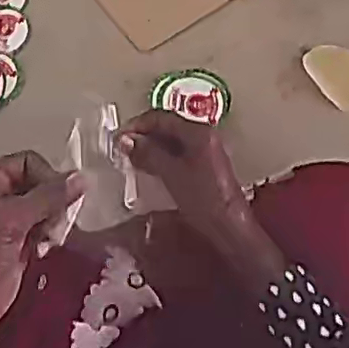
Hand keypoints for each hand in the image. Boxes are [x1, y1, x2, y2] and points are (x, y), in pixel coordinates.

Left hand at [0, 152, 83, 347]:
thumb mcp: (12, 221)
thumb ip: (48, 196)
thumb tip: (80, 177)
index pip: (28, 161)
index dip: (46, 176)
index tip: (58, 197)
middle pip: (38, 184)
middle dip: (51, 203)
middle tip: (53, 221)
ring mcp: (6, 222)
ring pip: (44, 208)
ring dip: (51, 222)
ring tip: (46, 239)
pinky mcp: (16, 245)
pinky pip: (42, 230)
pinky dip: (47, 238)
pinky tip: (43, 250)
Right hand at [117, 111, 283, 283]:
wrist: (229, 230)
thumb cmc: (202, 199)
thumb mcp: (172, 174)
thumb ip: (148, 153)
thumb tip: (124, 139)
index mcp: (198, 131)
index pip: (162, 117)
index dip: (137, 124)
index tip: (118, 137)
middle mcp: (204, 135)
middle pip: (168, 126)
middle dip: (143, 134)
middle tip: (121, 147)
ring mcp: (206, 150)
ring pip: (172, 140)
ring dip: (151, 146)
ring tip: (130, 157)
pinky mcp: (205, 166)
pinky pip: (178, 152)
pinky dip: (161, 156)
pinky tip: (149, 167)